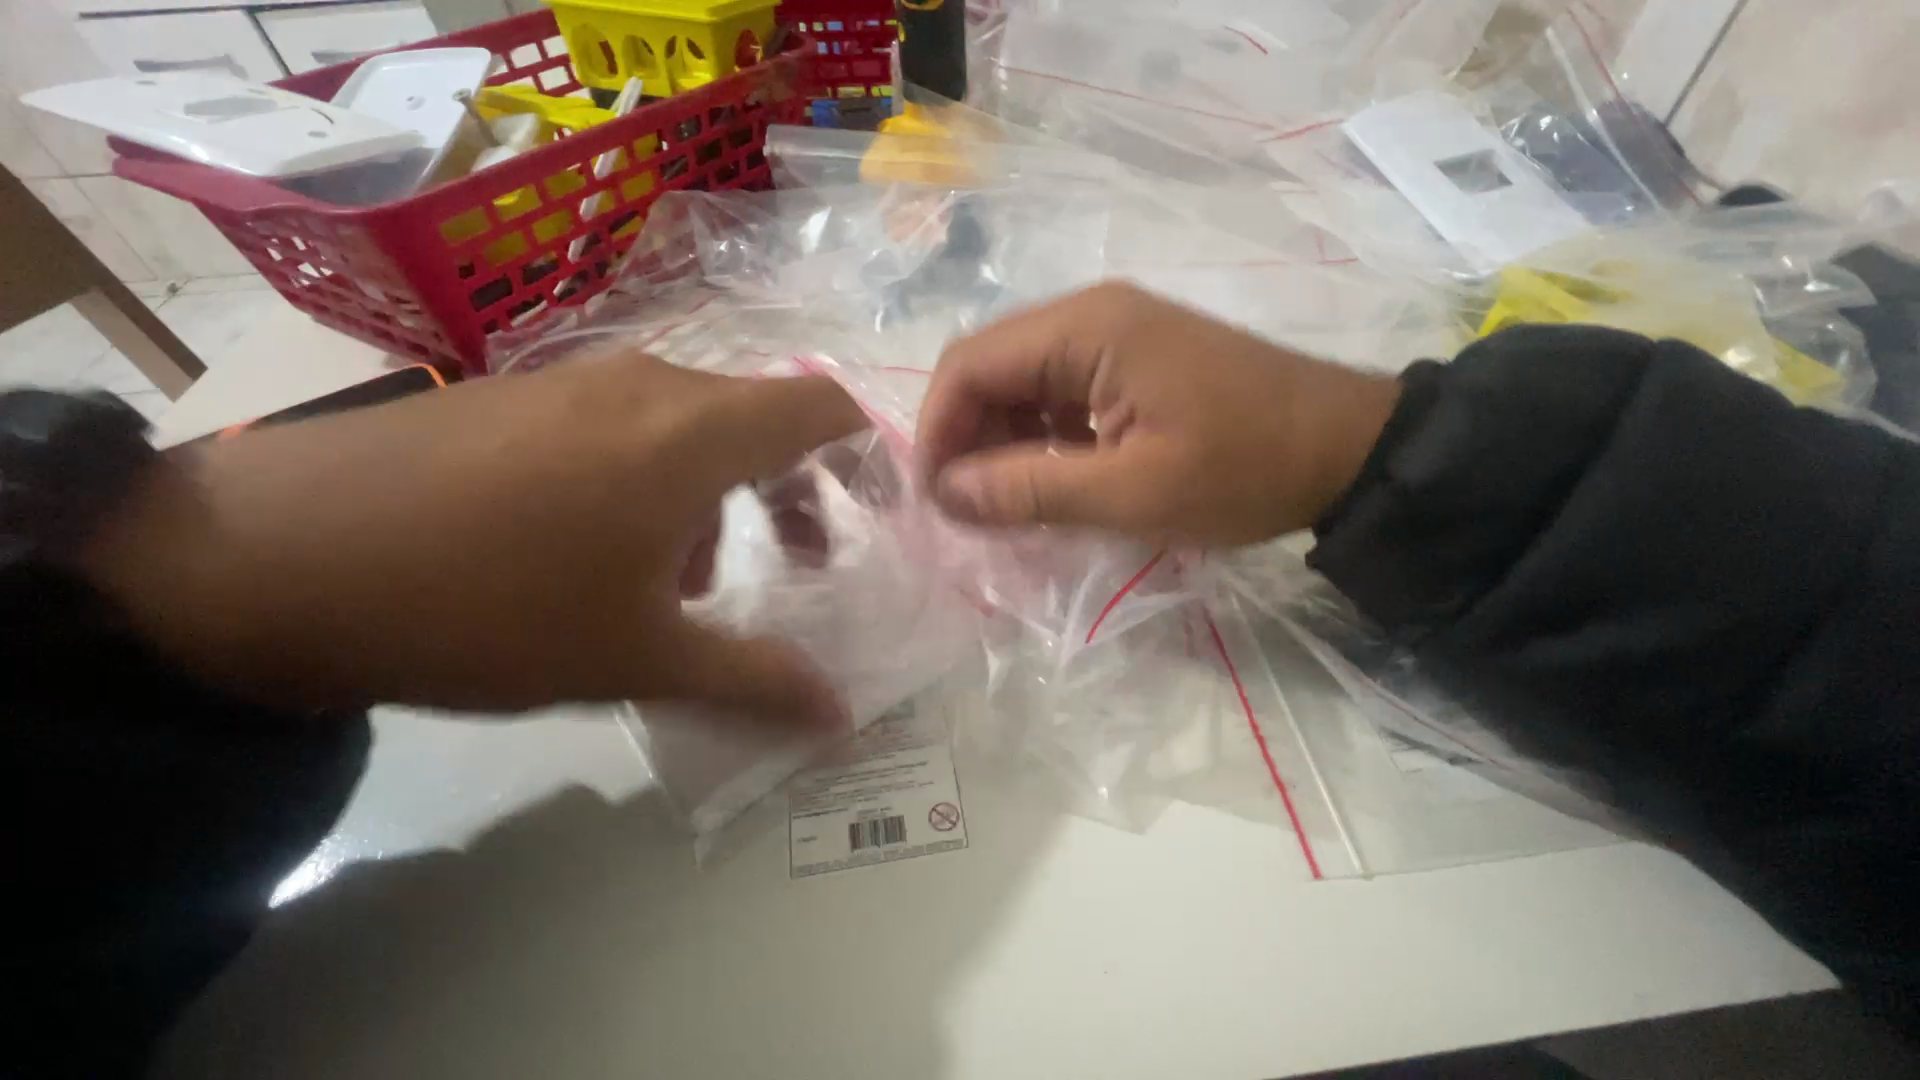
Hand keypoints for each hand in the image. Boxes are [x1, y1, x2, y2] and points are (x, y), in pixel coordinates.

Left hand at [79, 349, 868, 722]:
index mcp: (694, 434)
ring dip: (720, 492)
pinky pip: (626, 422)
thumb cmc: (490, 609)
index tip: (875, 514)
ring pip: (692, 424)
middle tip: (797, 561)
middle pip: (763, 419)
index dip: (867, 455)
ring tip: (684, 578)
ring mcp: (576, 379)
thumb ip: (756, 680)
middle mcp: (647, 385)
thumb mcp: (638, 658)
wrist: (270, 561)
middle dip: (797, 490)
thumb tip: (840, 718)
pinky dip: (654, 476)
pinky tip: (597, 549)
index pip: (822, 409)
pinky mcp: (518, 395)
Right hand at [918, 281, 1401, 546]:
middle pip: (991, 368)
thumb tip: (946, 494)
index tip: (935, 499)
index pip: (969, 365)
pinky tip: (1050, 481)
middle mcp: (1090, 314)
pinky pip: (1060, 392)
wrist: (1348, 449)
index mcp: (1084, 328)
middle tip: (968, 510)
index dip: (936, 431)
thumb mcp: (1130, 493)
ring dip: (1002, 440)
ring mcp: (1114, 334)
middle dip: (967, 438)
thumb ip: (1029, 490)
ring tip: (1006, 504)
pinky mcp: (1134, 359)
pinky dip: (1041, 437)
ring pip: (1022, 382)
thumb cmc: (1242, 469)